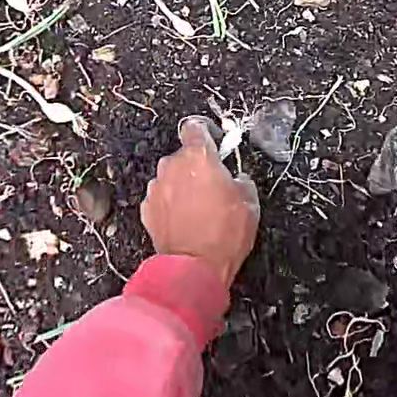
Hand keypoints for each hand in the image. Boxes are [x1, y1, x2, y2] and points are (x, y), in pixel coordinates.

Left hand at [141, 116, 259, 286]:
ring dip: (182, 185)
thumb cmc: (224, 232)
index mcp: (199, 156)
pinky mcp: (147, 211)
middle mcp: (173, 166)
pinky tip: (185, 220)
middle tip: (213, 185)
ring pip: (171, 177)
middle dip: (196, 166)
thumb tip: (235, 179)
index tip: (213, 142)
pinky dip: (171, 204)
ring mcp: (157, 188)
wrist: (194, 270)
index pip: (195, 127)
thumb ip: (240, 179)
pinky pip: (161, 198)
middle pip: (184, 155)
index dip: (205, 133)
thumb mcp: (249, 200)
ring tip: (199, 207)